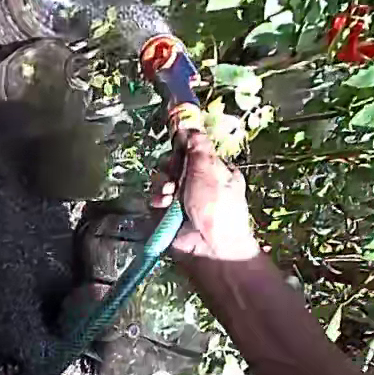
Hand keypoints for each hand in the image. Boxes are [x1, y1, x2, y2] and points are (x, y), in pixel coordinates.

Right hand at [150, 130, 260, 261]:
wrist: (210, 247)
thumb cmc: (217, 206)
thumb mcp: (210, 169)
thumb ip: (198, 146)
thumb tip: (190, 127)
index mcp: (216, 172)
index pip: (194, 151)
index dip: (184, 147)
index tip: (177, 143)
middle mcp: (199, 185)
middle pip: (174, 164)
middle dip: (170, 167)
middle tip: (174, 173)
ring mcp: (182, 201)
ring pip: (162, 181)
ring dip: (163, 184)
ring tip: (169, 194)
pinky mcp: (167, 216)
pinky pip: (156, 199)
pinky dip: (158, 200)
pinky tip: (163, 205)